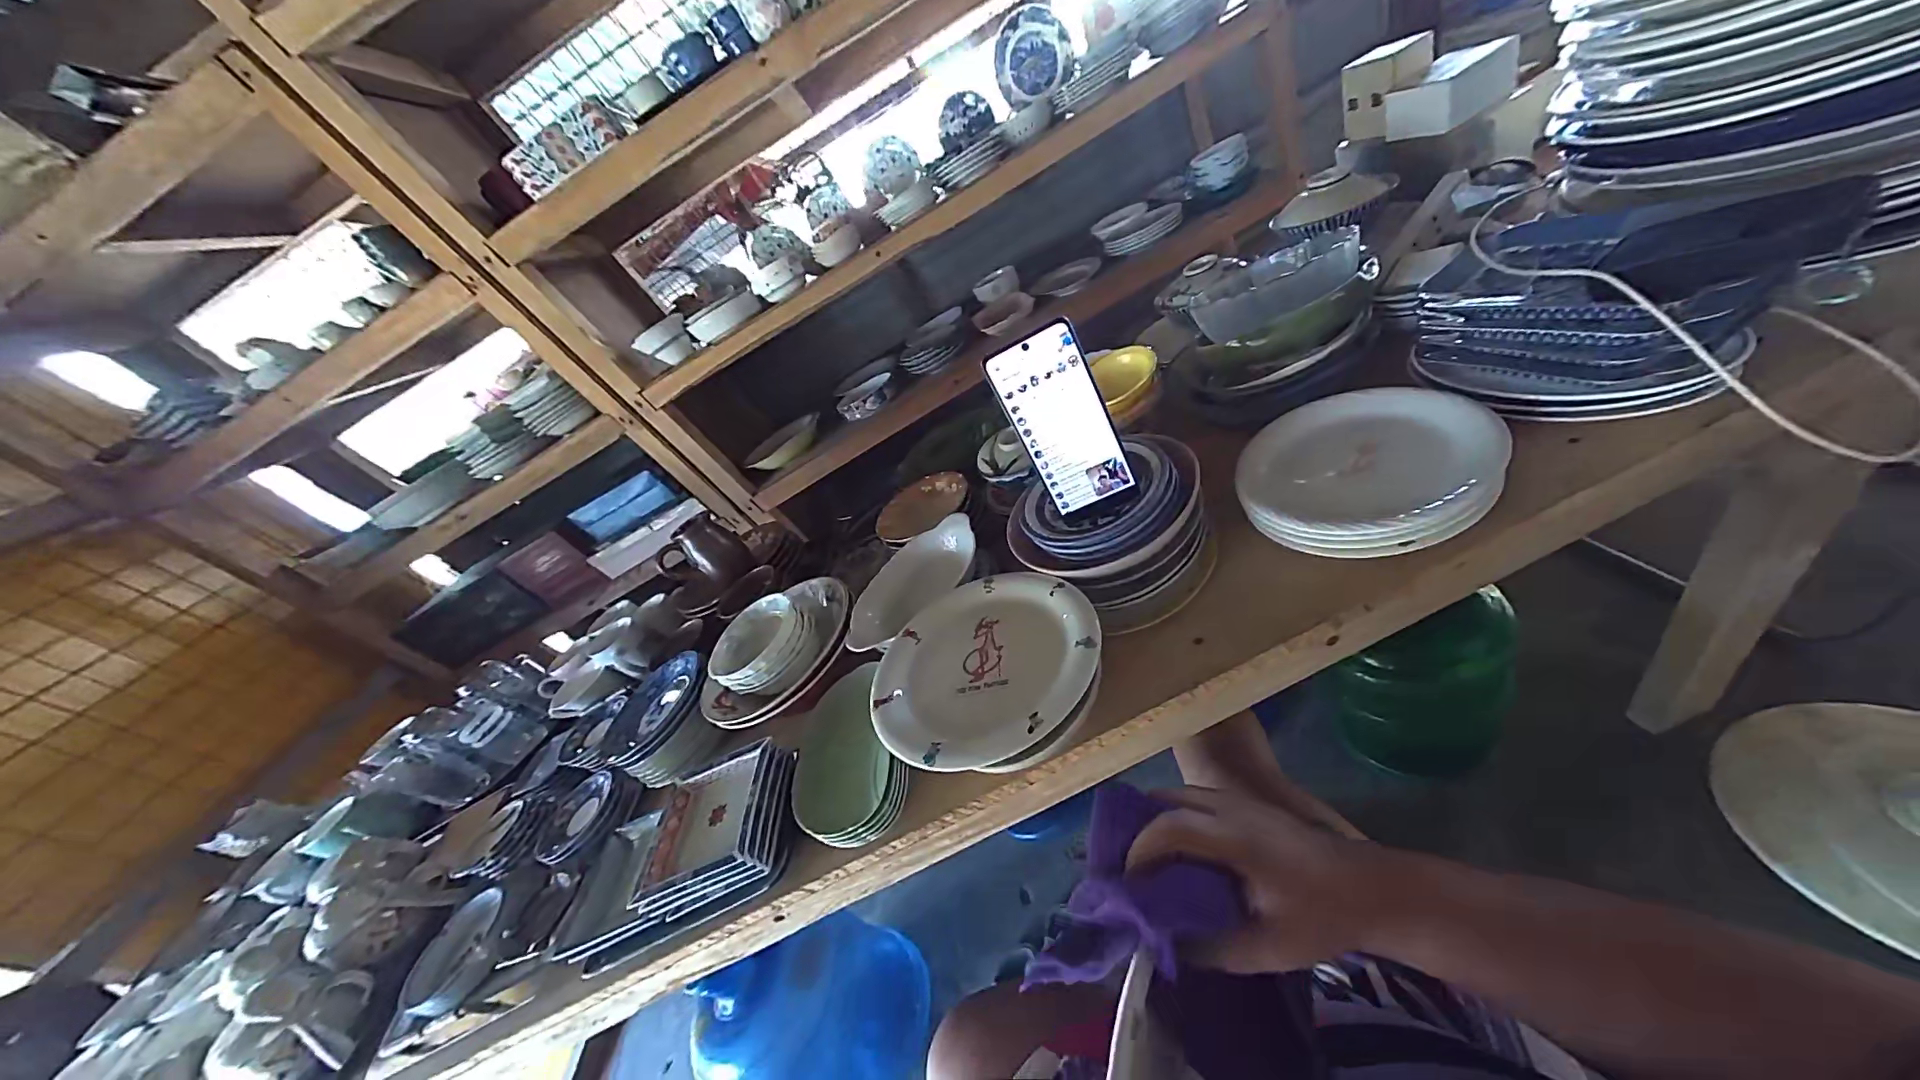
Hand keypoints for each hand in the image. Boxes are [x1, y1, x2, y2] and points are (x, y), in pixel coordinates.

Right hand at [1124, 786, 1407, 972]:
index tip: (1130, 884)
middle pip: (1166, 801)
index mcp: (1236, 838)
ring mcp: (1241, 800)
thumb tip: (1170, 946)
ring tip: (1146, 857)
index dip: (1140, 851)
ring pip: (1180, 795)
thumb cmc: (1324, 917)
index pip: (1169, 827)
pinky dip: (1174, 816)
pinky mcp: (1248, 804)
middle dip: (1138, 830)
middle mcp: (1232, 808)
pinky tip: (1177, 847)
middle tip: (1129, 866)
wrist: (1374, 888)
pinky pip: (1196, 799)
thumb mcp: (1271, 948)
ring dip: (1156, 820)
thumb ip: (1216, 949)